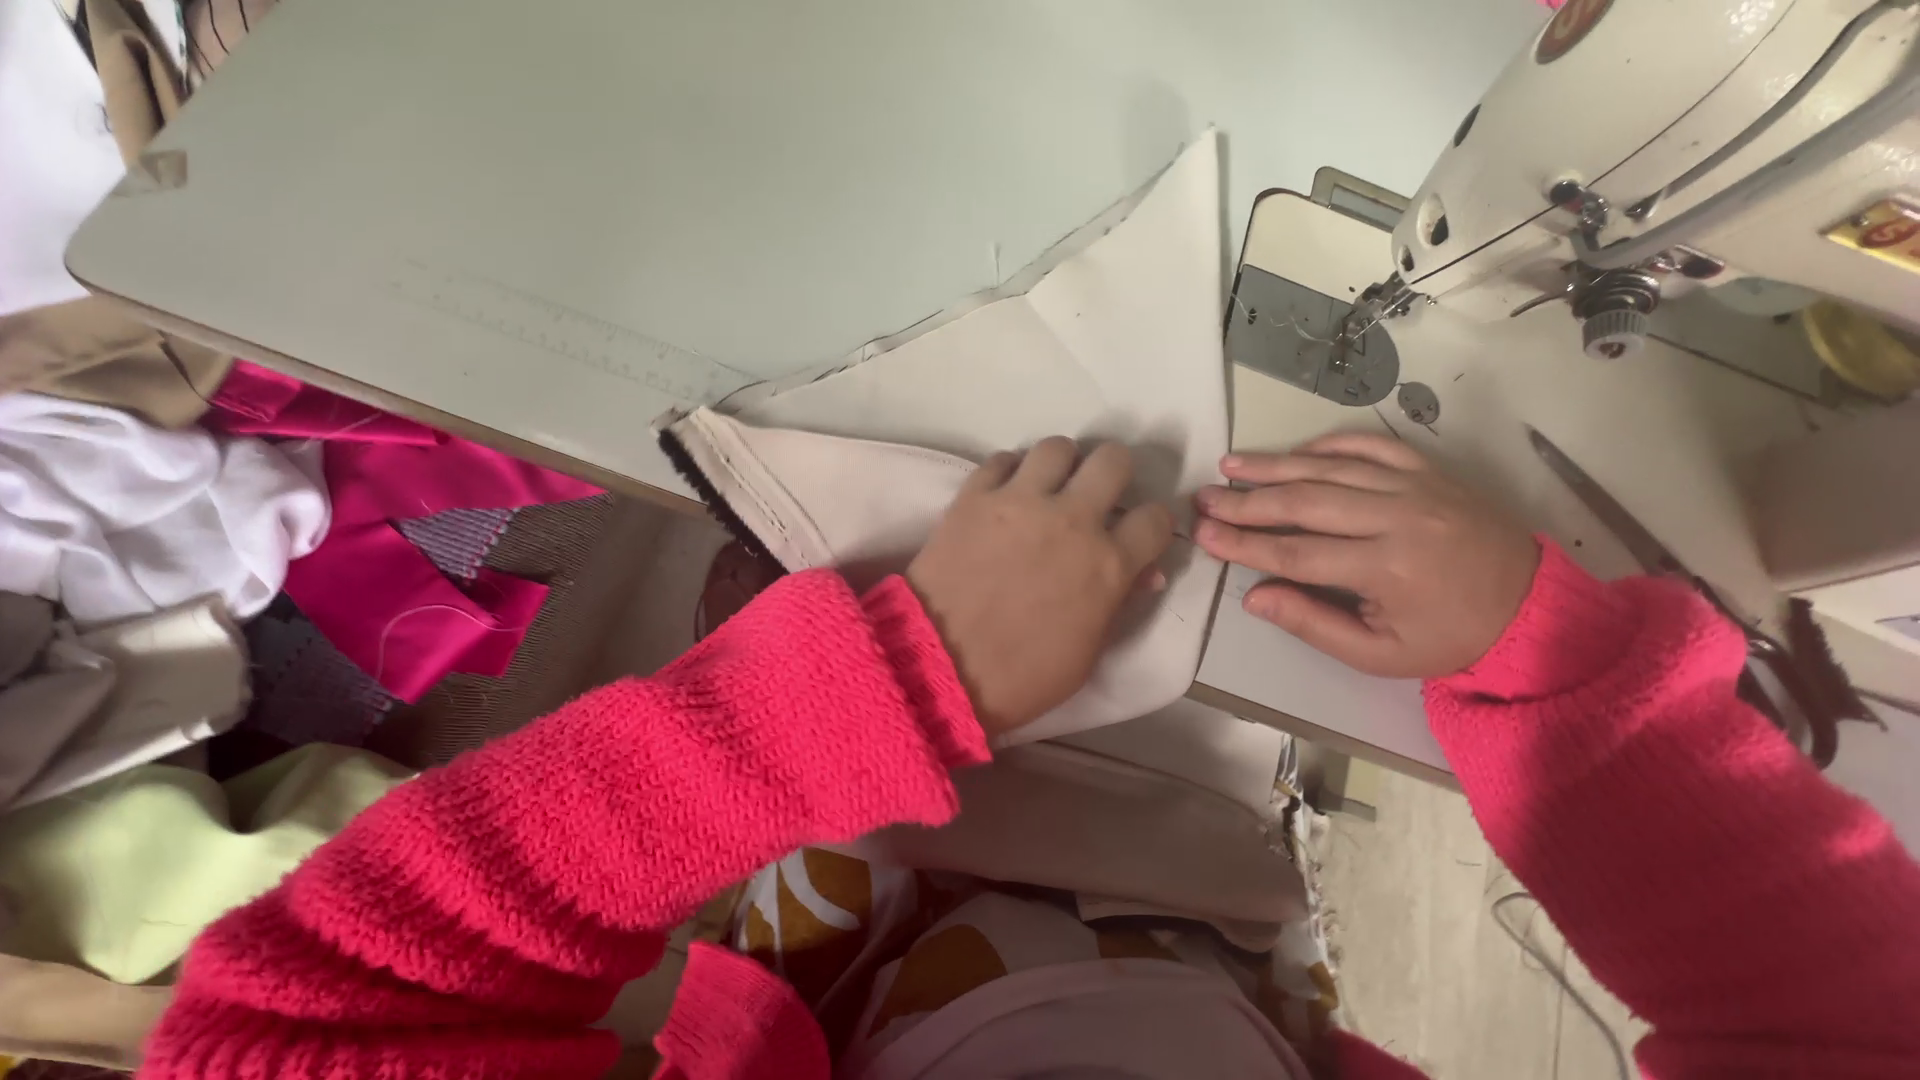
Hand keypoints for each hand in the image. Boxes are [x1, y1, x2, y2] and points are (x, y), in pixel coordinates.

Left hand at [908, 437, 1173, 736]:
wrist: (940, 667)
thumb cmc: (1022, 676)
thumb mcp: (1086, 654)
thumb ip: (1117, 604)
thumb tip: (1142, 573)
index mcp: (1109, 564)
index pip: (1155, 518)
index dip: (1152, 525)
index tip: (1137, 534)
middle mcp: (1072, 519)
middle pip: (1113, 460)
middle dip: (1113, 474)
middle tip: (1095, 496)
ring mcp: (1020, 501)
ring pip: (1057, 447)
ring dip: (1060, 466)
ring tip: (1047, 489)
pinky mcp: (973, 496)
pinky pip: (1001, 459)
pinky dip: (1008, 473)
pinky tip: (1003, 495)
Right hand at [1192, 433, 1539, 678]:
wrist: (1533, 607)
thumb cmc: (1448, 638)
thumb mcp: (1380, 654)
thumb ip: (1313, 625)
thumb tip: (1253, 597)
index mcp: (1386, 569)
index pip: (1295, 552)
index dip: (1243, 544)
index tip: (1202, 535)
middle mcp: (1397, 518)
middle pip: (1305, 501)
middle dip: (1246, 500)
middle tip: (1202, 498)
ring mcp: (1416, 487)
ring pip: (1330, 467)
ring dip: (1274, 465)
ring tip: (1229, 465)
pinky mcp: (1430, 471)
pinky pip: (1371, 445)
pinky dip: (1329, 444)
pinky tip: (1295, 453)